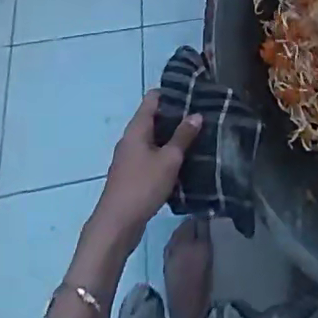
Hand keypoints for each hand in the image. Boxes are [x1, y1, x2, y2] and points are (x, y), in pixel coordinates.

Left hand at [89, 91, 202, 241]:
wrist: (116, 225)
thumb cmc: (142, 186)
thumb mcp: (169, 160)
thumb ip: (183, 136)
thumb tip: (196, 114)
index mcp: (137, 128)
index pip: (153, 98)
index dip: (172, 92)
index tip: (194, 93)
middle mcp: (131, 138)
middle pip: (154, 117)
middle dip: (176, 116)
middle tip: (202, 116)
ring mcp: (130, 157)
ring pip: (153, 138)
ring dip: (172, 137)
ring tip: (198, 136)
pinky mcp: (132, 174)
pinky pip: (151, 155)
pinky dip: (166, 154)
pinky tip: (184, 161)